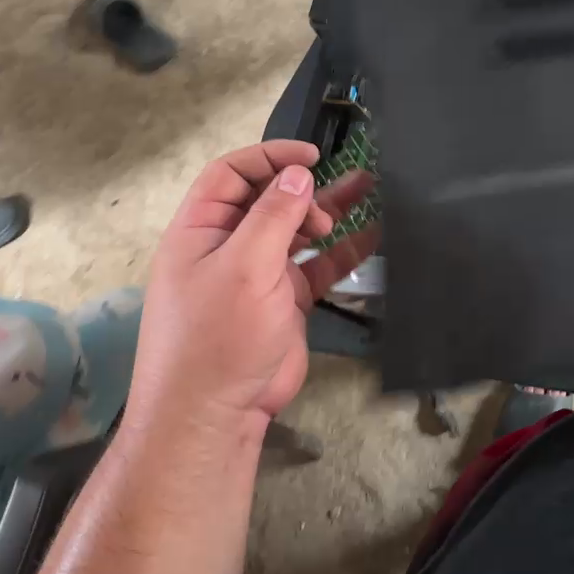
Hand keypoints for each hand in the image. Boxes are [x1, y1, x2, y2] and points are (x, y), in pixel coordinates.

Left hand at [126, 141, 378, 437]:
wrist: (214, 416)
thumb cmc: (217, 336)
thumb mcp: (244, 267)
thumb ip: (274, 216)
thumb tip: (299, 174)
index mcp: (201, 231)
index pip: (231, 174)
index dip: (269, 157)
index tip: (312, 156)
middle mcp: (228, 246)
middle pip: (269, 200)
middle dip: (304, 190)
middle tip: (333, 200)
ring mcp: (257, 274)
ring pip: (298, 230)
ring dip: (330, 211)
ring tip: (370, 189)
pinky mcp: (284, 301)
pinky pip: (317, 265)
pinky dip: (343, 250)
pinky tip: (373, 235)